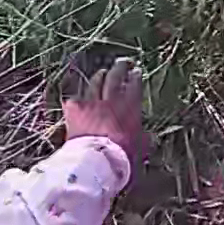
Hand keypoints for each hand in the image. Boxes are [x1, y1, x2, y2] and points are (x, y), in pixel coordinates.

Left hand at [64, 58, 147, 175]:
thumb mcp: (140, 148)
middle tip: (123, 63)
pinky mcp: (74, 108)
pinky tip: (78, 98)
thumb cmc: (122, 157)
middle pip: (115, 76)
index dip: (135, 76)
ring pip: (95, 82)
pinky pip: (76, 98)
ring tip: (102, 72)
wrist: (95, 161)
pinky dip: (78, 98)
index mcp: (130, 107)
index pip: (134, 84)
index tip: (136, 72)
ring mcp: (91, 102)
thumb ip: (144, 138)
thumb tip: (149, 137)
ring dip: (100, 76)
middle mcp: (111, 100)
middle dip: (120, 68)